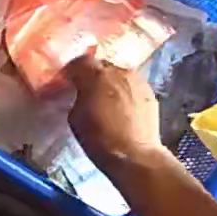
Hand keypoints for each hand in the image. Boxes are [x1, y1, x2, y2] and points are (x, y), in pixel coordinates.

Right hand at [67, 53, 163, 167]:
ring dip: (109, 83)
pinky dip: (123, 92)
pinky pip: (131, 86)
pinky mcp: (150, 92)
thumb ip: (77, 97)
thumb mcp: (75, 117)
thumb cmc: (98, 137)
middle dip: (92, 76)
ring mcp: (138, 80)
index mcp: (96, 75)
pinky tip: (120, 109)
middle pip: (101, 65)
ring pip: (118, 74)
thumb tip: (79, 92)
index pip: (79, 61)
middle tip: (85, 92)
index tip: (67, 82)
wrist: (134, 154)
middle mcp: (119, 71)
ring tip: (104, 100)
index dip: (71, 71)